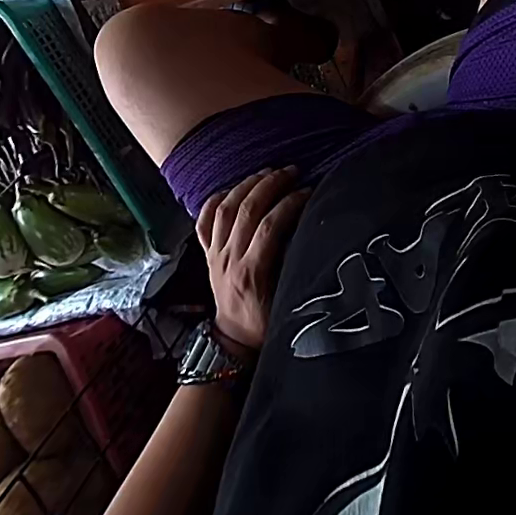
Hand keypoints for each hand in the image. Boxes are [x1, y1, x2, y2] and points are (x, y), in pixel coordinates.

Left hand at [197, 167, 310, 353]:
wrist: (233, 343)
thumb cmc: (266, 325)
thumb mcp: (287, 302)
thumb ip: (295, 269)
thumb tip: (312, 234)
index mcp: (250, 273)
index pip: (270, 226)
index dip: (290, 203)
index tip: (308, 191)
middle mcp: (228, 259)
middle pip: (246, 210)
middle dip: (271, 185)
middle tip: (291, 171)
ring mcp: (214, 255)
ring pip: (225, 209)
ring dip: (247, 185)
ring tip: (268, 172)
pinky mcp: (207, 254)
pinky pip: (204, 221)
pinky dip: (215, 200)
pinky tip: (232, 188)